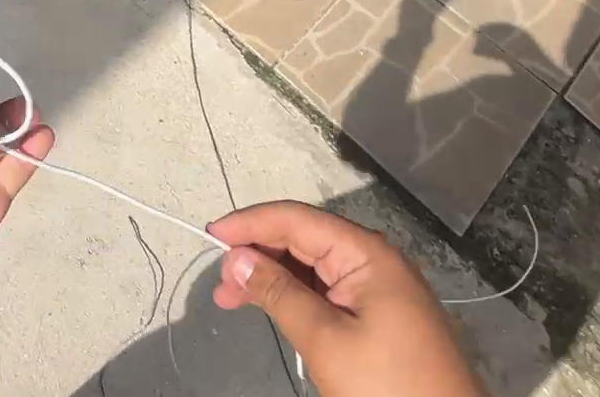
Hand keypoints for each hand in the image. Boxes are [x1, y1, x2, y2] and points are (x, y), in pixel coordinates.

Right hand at [208, 201, 486, 396]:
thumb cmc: (388, 387)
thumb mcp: (325, 340)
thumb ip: (277, 292)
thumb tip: (236, 257)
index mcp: (366, 253)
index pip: (295, 219)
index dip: (249, 222)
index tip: (211, 235)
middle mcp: (372, 260)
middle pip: (301, 239)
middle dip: (256, 253)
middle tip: (221, 283)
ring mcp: (377, 288)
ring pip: (309, 265)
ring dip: (270, 276)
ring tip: (232, 298)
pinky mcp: (378, 315)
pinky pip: (324, 289)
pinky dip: (292, 295)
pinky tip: (268, 305)